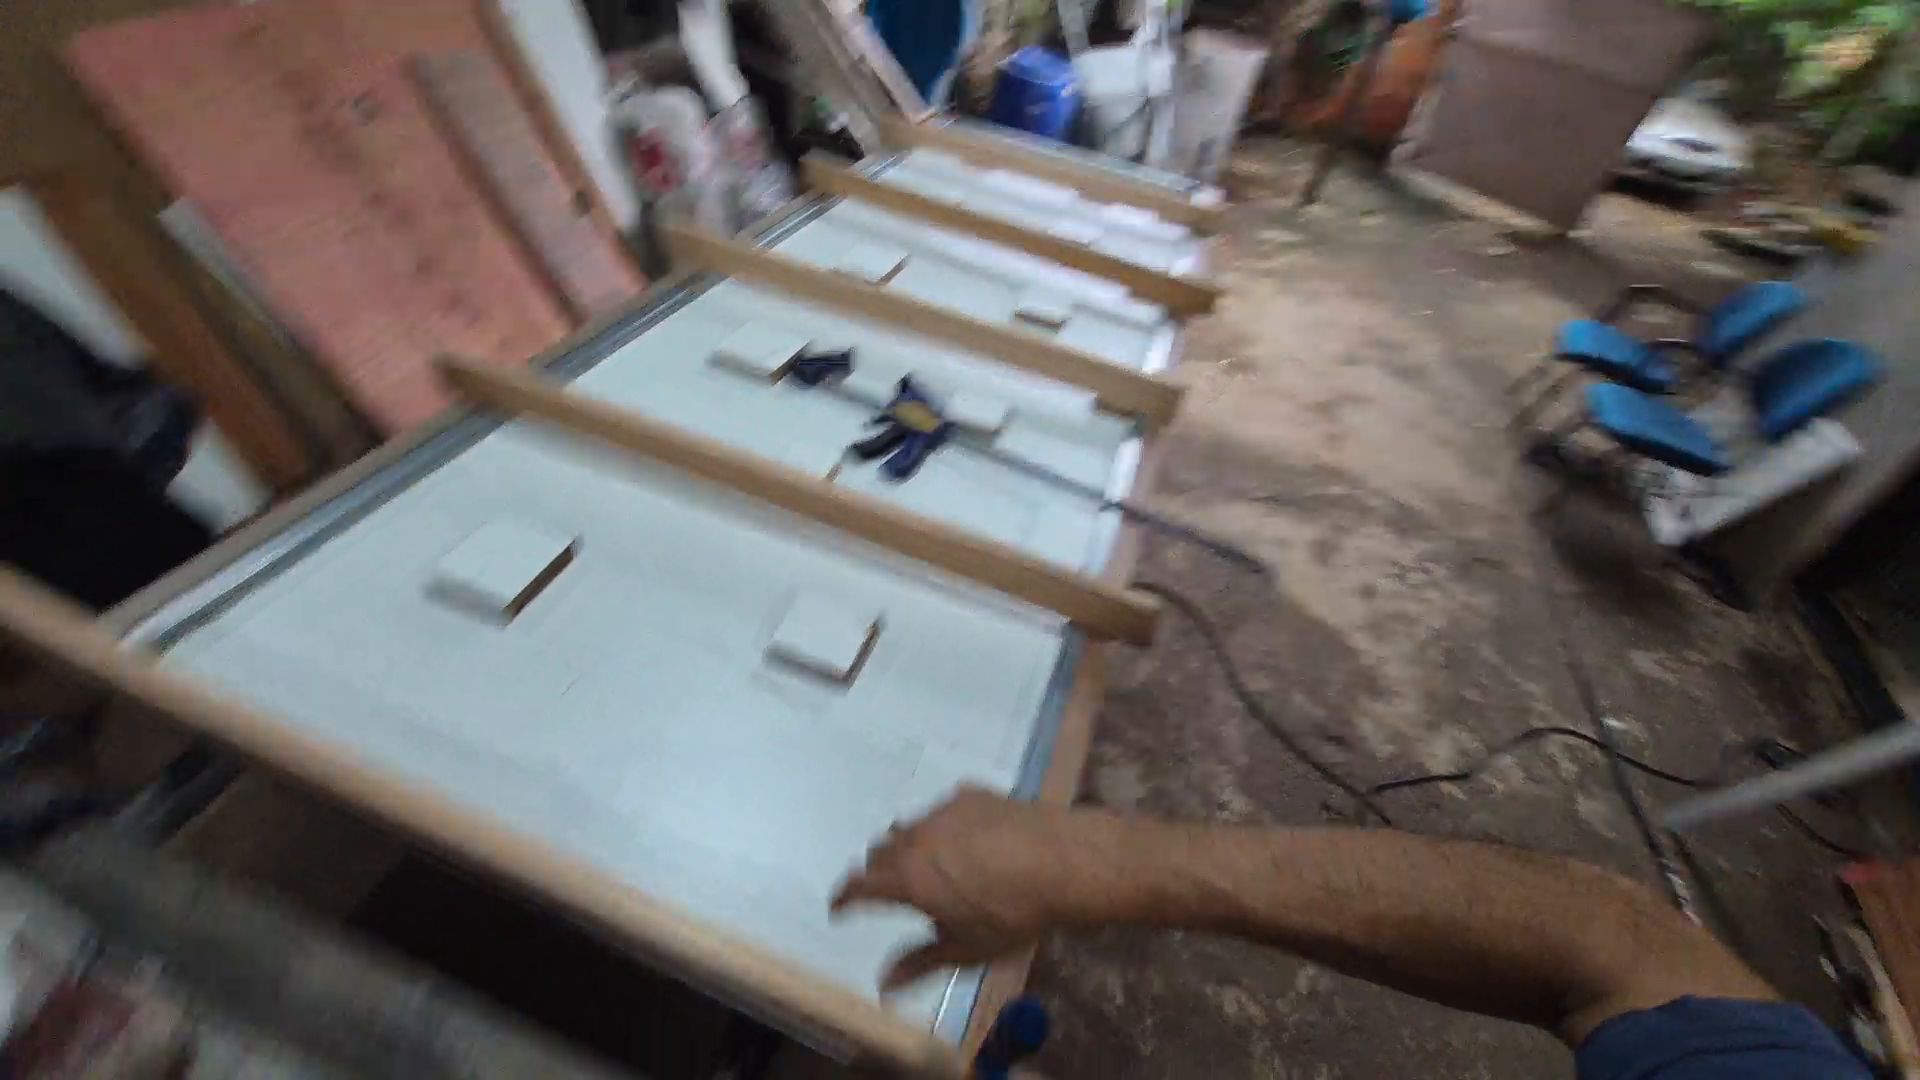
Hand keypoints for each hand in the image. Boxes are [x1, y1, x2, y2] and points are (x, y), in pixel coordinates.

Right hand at [831, 788, 1120, 990]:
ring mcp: (944, 810)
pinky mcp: (970, 793)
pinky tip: (967, 840)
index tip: (839, 904)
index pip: (861, 884)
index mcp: (910, 878)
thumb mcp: (966, 949)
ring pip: (911, 826)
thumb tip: (884, 984)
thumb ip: (920, 962)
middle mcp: (918, 838)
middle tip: (888, 888)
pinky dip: (942, 827)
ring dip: (908, 845)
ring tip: (929, 862)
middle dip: (877, 869)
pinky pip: (942, 809)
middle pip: (881, 850)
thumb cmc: (1012, 912)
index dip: (845, 895)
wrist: (1062, 860)